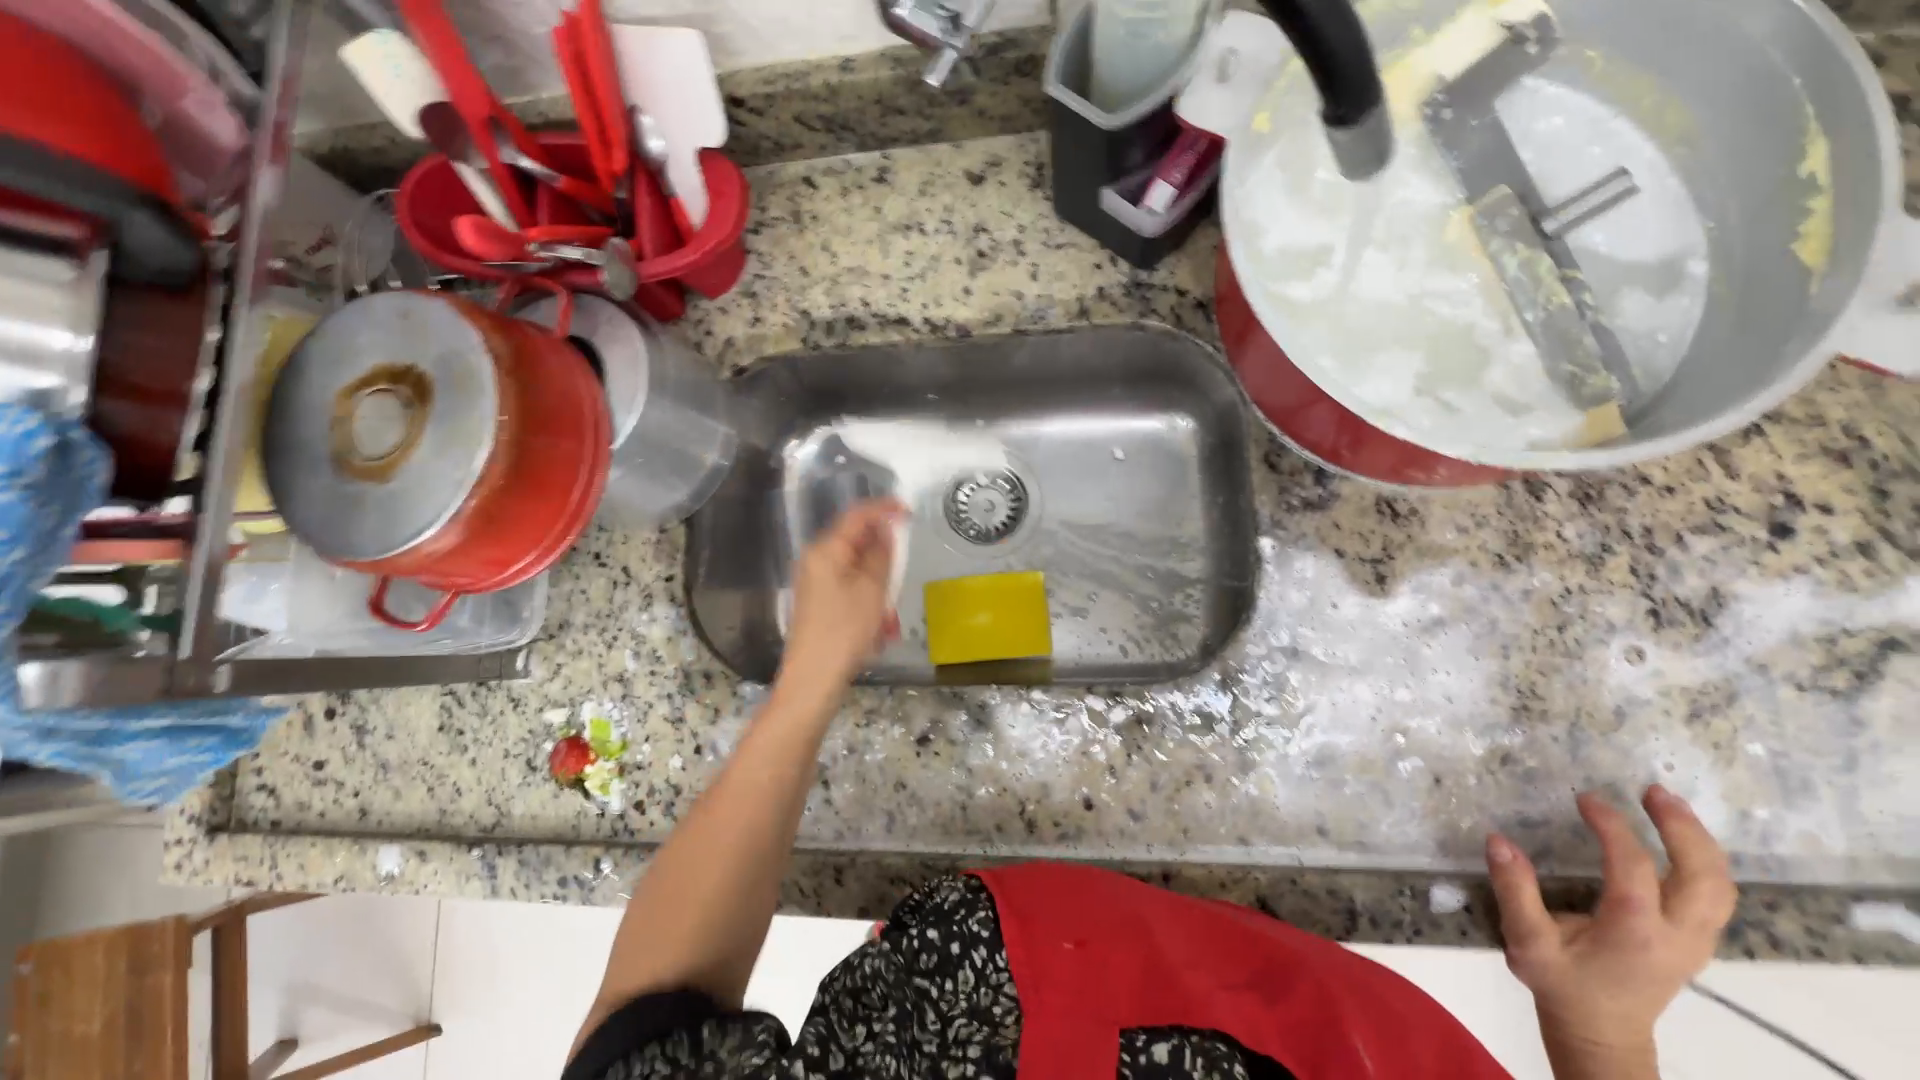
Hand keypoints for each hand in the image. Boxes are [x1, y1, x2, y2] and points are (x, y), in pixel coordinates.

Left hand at [779, 498, 905, 693]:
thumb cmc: (844, 631)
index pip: (857, 516)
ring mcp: (815, 583)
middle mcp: (815, 561)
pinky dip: (869, 601)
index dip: (884, 509)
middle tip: (902, 573)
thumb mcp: (872, 590)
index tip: (909, 511)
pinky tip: (879, 628)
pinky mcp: (819, 603)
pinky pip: (850, 590)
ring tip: (889, 615)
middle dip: (883, 557)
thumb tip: (886, 530)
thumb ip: (881, 554)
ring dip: (879, 585)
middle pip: (856, 543)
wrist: (813, 679)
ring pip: (856, 570)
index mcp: (825, 551)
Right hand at [1486, 786, 1737, 1065]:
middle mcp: (1677, 934)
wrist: (1602, 1032)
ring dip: (1700, 840)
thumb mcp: (1527, 941)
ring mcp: (1696, 940)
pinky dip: (1704, 859)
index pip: (1635, 867)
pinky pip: (1717, 894)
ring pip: (1721, 884)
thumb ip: (1515, 891)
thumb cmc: (1562, 984)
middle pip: (1703, 875)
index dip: (1614, 827)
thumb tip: (1498, 840)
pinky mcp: (1698, 940)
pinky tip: (1680, 839)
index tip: (1586, 798)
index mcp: (1634, 931)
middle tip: (1652, 790)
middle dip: (1682, 828)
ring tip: (1668, 805)